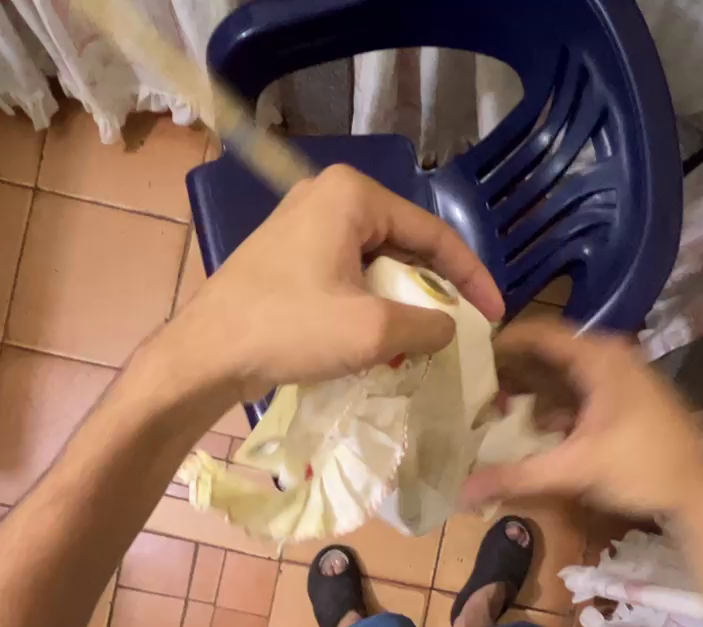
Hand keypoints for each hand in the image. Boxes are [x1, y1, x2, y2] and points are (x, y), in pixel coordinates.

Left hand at [154, 165, 504, 401]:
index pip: (433, 234)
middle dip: (435, 289)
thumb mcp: (373, 331)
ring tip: (421, 338)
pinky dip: (371, 302)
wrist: (207, 355)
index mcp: (352, 196)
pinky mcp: (288, 255)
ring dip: (402, 300)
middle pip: (405, 244)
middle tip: (457, 329)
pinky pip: (348, 274)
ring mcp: (303, 224)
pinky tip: (378, 335)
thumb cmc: (290, 331)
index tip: (495, 315)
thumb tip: (448, 327)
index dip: (472, 277)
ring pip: (376, 262)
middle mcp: (328, 197)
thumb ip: (428, 324)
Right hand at [463, 316, 702, 520]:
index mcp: (599, 358)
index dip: (502, 342)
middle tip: (479, 393)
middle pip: (549, 353)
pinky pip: (583, 391)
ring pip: (566, 375)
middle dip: (514, 373)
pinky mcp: (630, 400)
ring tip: (503, 414)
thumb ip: (516, 476)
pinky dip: (559, 406)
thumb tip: (462, 491)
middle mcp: (612, 357)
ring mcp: (624, 378)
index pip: (538, 332)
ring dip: (535, 393)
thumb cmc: (643, 468)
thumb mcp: (574, 470)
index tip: (469, 358)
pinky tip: (543, 434)